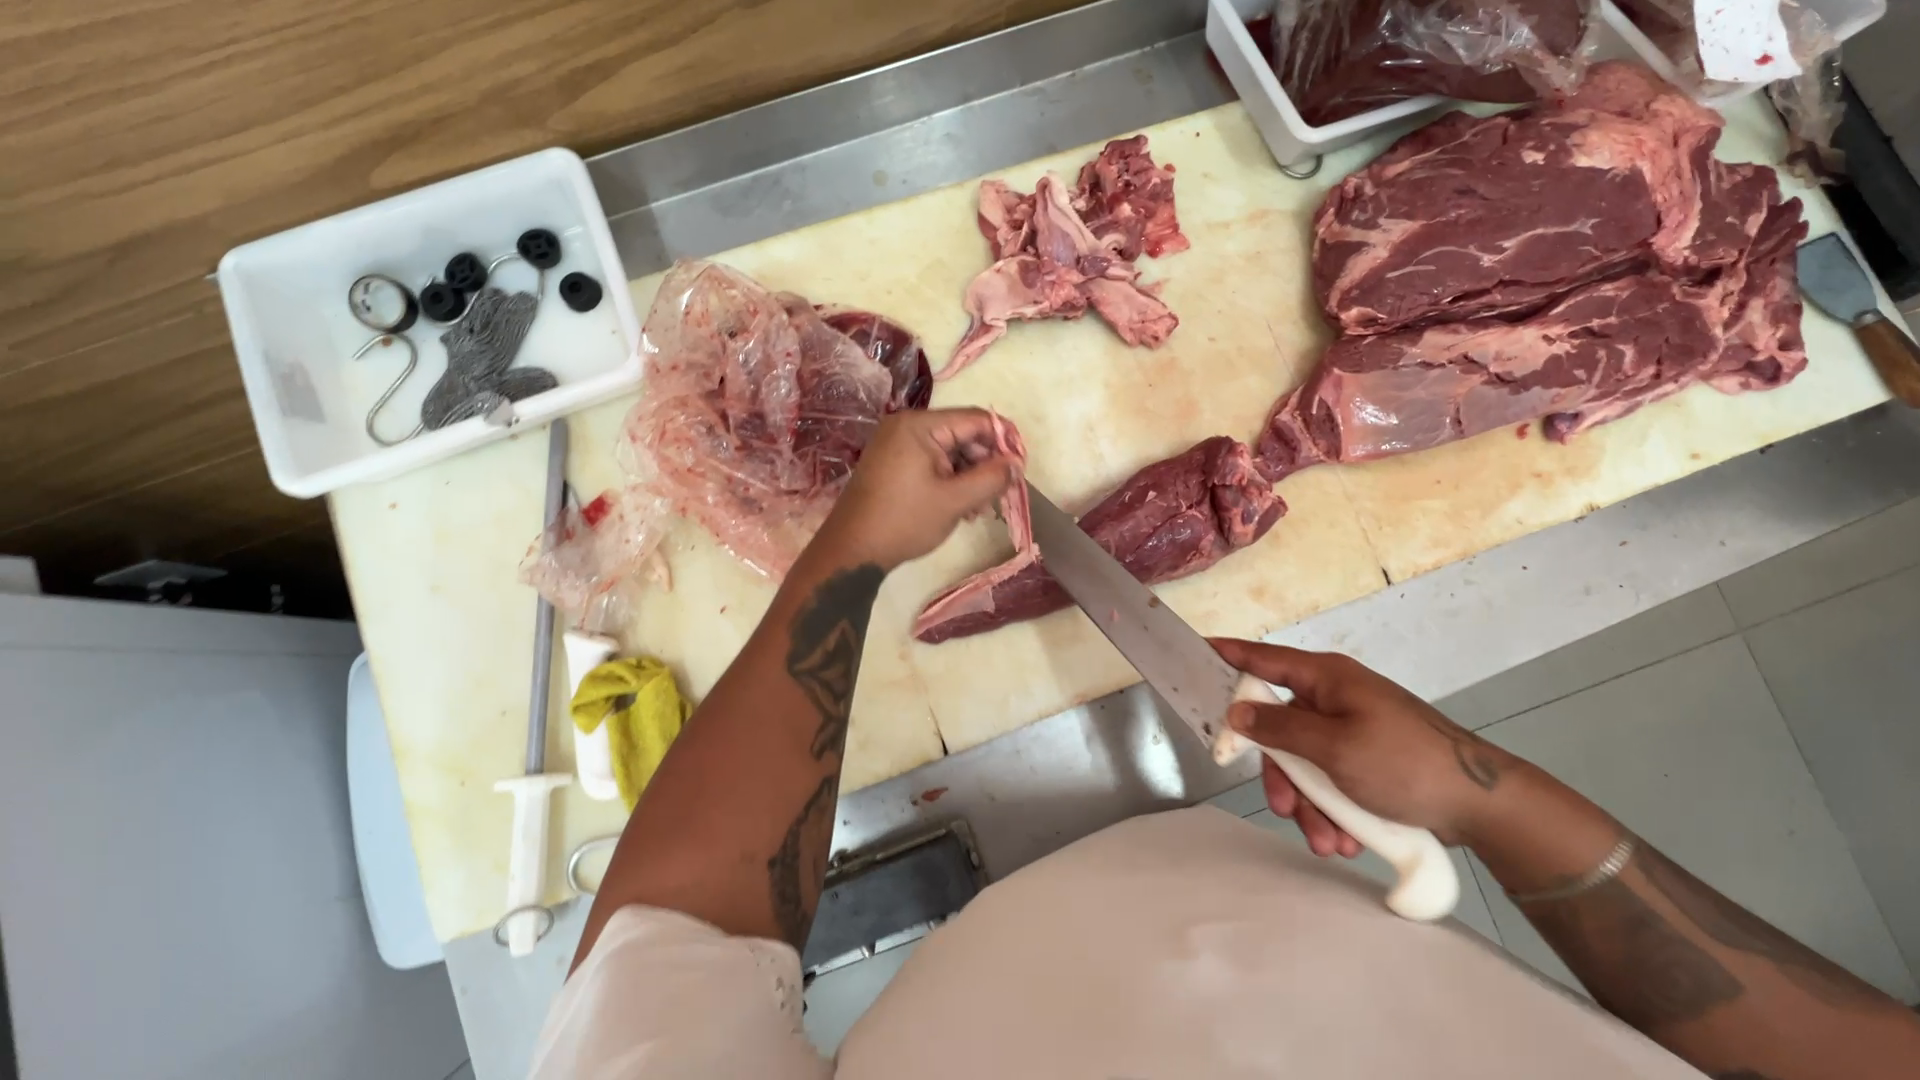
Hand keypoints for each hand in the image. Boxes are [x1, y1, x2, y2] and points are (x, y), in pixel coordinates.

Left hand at [818, 408, 1020, 569]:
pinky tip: (958, 507)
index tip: (1019, 469)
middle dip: (983, 464)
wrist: (852, 551)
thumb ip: (991, 478)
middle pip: (962, 435)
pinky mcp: (891, 463)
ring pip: (948, 451)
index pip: (975, 420)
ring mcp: (895, 444)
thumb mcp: (955, 500)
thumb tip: (1018, 463)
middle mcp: (905, 426)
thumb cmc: (904, 521)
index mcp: (919, 425)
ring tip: (977, 509)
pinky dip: (948, 480)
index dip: (1003, 442)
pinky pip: (930, 462)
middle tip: (997, 496)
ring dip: (968, 477)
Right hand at [1211, 639, 1520, 852]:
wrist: (1482, 806)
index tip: (1197, 649)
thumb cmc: (1403, 763)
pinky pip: (1331, 782)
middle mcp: (1335, 699)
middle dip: (1283, 778)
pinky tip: (1347, 838)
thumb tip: (1236, 712)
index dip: (1229, 656)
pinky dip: (1333, 812)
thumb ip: (1278, 729)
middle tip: (1285, 810)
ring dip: (1310, 807)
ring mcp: (1352, 731)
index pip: (1264, 659)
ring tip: (1330, 841)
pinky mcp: (1367, 762)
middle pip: (1280, 730)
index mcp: (1326, 680)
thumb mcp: (1332, 748)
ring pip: (1305, 765)